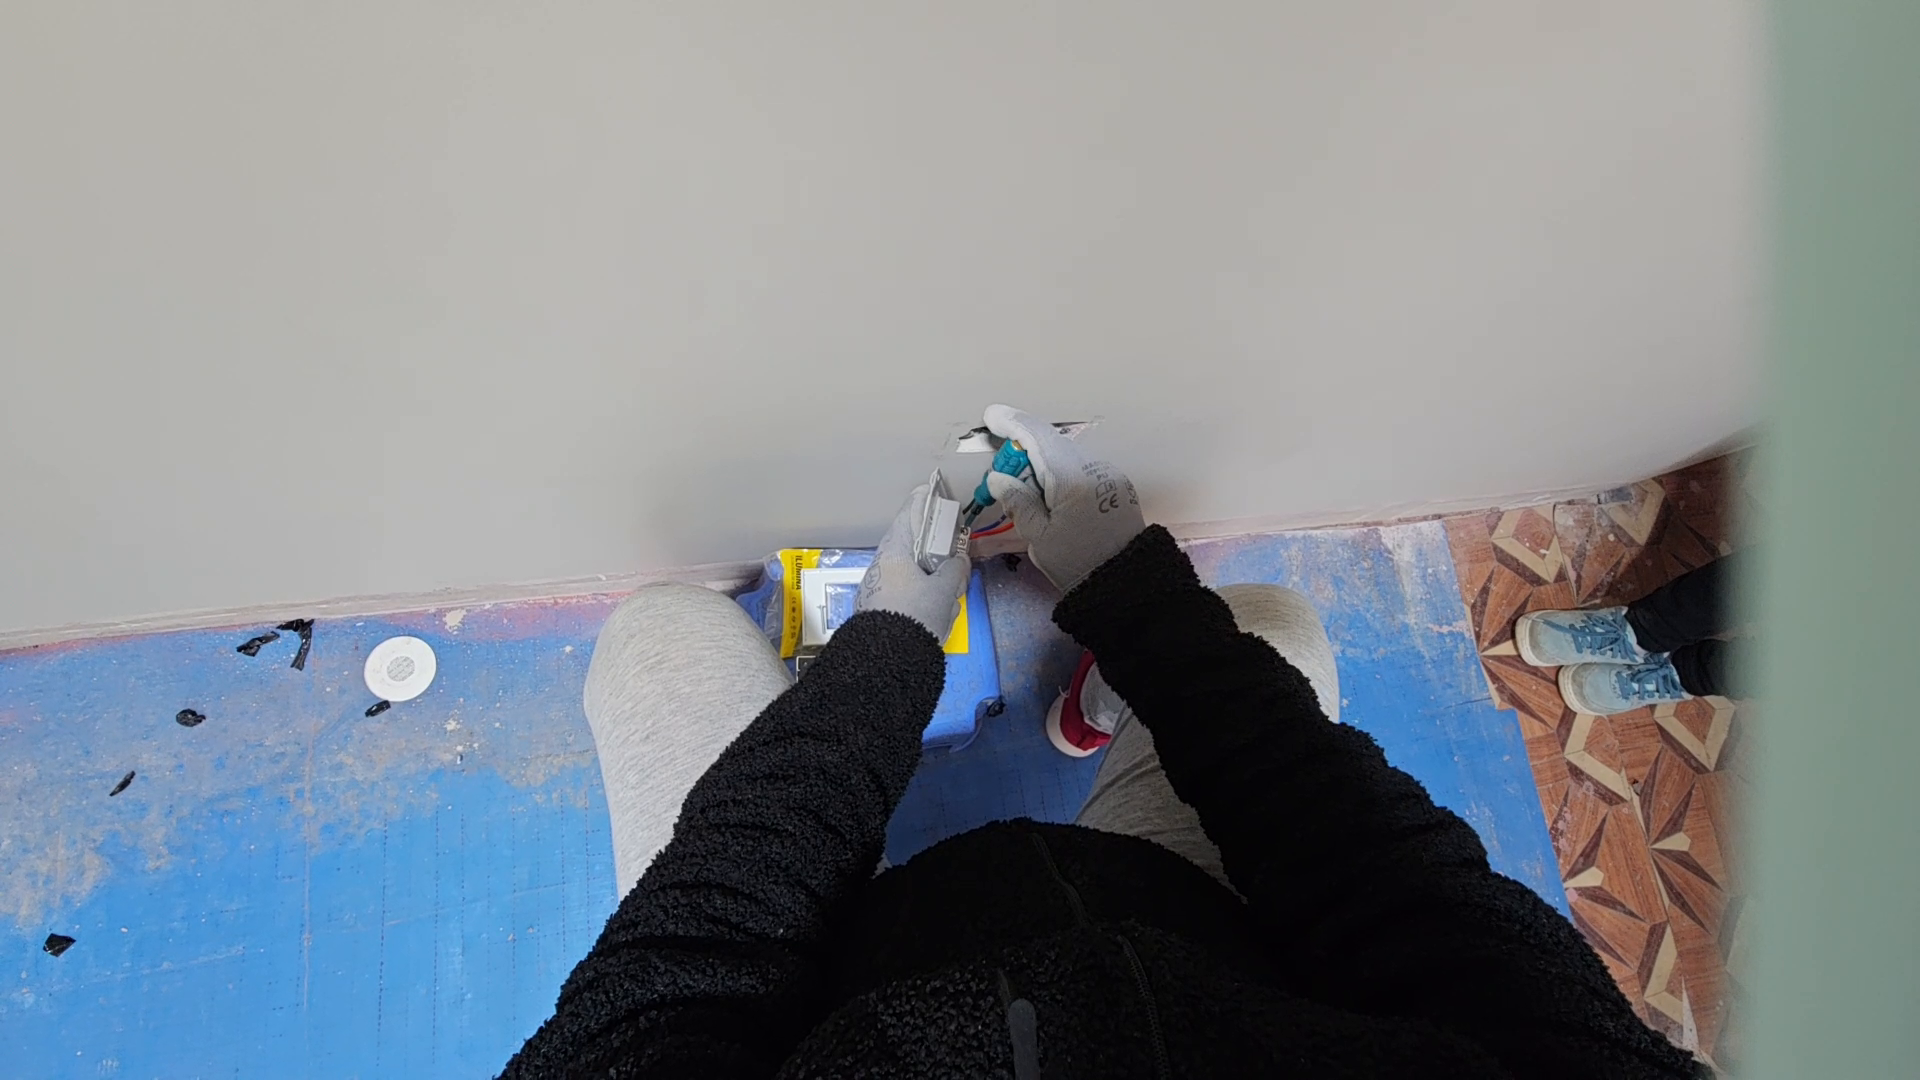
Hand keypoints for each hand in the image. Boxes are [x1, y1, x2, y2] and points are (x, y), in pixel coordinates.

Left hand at [855, 482, 970, 643]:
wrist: (886, 660)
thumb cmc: (914, 614)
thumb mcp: (943, 590)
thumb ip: (954, 570)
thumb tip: (958, 561)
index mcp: (894, 552)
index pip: (908, 516)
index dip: (920, 501)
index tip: (928, 488)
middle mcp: (883, 566)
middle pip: (913, 547)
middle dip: (935, 553)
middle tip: (955, 559)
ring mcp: (880, 589)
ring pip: (914, 575)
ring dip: (933, 582)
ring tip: (950, 598)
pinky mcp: (881, 610)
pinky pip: (908, 596)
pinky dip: (925, 600)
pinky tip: (938, 617)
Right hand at [983, 404, 1144, 591]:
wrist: (1125, 581)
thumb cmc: (1079, 563)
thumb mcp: (1038, 537)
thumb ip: (1018, 502)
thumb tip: (998, 479)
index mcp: (1070, 478)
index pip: (1037, 437)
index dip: (1012, 424)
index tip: (992, 416)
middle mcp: (1092, 468)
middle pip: (1051, 444)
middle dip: (1022, 451)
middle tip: (1002, 474)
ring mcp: (1106, 475)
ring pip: (1065, 456)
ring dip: (1041, 464)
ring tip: (1025, 492)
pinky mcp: (1113, 485)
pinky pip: (1079, 468)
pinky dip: (1059, 473)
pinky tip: (1048, 495)